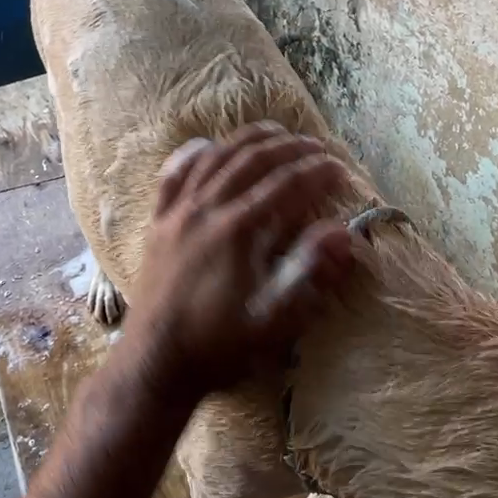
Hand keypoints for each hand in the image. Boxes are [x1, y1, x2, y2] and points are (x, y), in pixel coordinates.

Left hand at [127, 122, 355, 397]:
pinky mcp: (158, 223)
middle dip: (291, 148)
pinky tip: (209, 146)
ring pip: (218, 158)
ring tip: (278, 133)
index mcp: (238, 230)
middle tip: (319, 147)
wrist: (155, 365)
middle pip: (253, 161)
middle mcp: (207, 209)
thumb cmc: (219, 346)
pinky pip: (175, 175)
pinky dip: (195, 155)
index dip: (318, 173)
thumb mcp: (274, 320)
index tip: (341, 170)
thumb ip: (309, 273)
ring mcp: (178, 212)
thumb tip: (342, 233)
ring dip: (251, 140)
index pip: (287, 185)